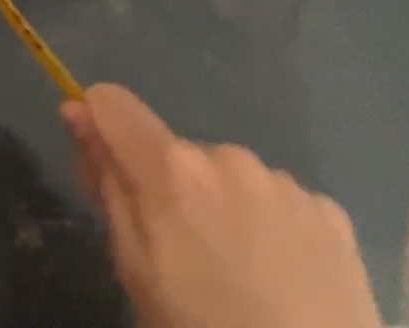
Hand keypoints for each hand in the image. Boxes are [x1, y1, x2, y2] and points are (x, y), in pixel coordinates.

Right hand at [62, 84, 384, 327]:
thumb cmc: (200, 324)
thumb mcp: (133, 263)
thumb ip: (107, 182)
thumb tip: (78, 115)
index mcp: (170, 166)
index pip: (111, 102)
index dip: (96, 123)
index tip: (100, 163)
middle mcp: (226, 156)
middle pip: (172, 148)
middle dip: (167, 183)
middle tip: (179, 247)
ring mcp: (283, 182)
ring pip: (226, 174)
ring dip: (218, 202)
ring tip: (235, 265)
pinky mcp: (331, 212)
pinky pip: (275, 198)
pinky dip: (266, 222)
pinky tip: (278, 272)